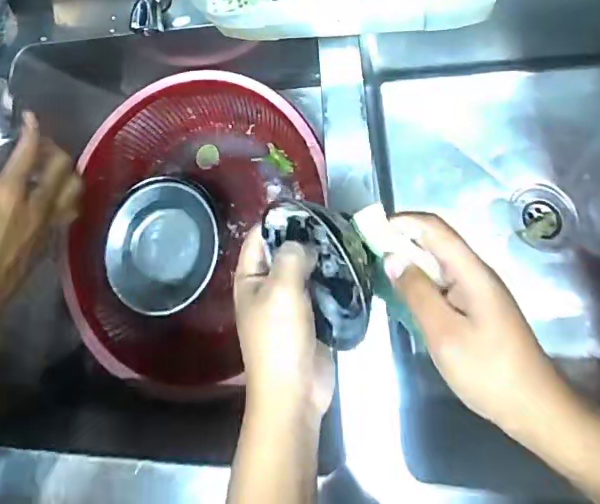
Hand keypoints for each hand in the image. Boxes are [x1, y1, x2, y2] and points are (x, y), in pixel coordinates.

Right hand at [0, 111, 79, 331]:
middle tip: (33, 144)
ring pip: (74, 186)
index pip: (30, 152)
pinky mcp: (50, 241)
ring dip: (65, 169)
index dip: (32, 129)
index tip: (27, 118)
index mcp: (10, 197)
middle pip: (62, 164)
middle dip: (52, 146)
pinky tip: (49, 194)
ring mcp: (48, 225)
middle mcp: (37, 206)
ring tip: (46, 166)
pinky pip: (70, 208)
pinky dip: (67, 193)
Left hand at [233, 236, 333, 419]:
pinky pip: (320, 291)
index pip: (259, 236)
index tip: (305, 206)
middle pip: (284, 251)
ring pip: (305, 271)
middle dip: (305, 237)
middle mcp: (266, 286)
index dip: (278, 219)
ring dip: (321, 259)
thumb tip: (303, 242)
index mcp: (249, 277)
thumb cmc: (279, 338)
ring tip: (344, 239)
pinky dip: (332, 280)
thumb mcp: (281, 288)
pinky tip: (349, 266)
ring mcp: (289, 303)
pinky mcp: (311, 318)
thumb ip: (290, 256)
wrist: (294, 394)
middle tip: (332, 221)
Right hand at [384, 212, 576, 436]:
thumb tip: (392, 257)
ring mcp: (480, 292)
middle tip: (371, 253)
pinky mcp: (480, 310)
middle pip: (437, 242)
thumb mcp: (445, 334)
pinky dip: (424, 282)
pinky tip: (410, 299)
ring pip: (440, 264)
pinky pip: (446, 283)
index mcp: (472, 272)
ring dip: (412, 262)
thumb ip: (417, 293)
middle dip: (403, 240)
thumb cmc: (490, 372)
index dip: (403, 221)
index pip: (434, 227)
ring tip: (384, 274)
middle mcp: (477, 274)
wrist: (539, 412)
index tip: (373, 229)